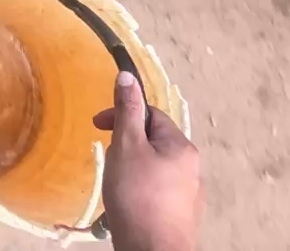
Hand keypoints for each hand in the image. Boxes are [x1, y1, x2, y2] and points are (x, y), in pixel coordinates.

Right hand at [91, 71, 201, 250]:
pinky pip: (156, 186)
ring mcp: (188, 193)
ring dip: (130, 164)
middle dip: (125, 142)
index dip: (123, 115)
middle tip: (108, 156)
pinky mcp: (180, 214)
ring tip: (115, 180)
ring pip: (152, 163)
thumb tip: (128, 75)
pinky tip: (126, 198)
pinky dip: (138, 185)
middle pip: (151, 139)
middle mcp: (191, 167)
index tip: (99, 127)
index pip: (151, 114)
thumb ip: (127, 110)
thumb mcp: (126, 145)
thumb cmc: (138, 194)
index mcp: (181, 147)